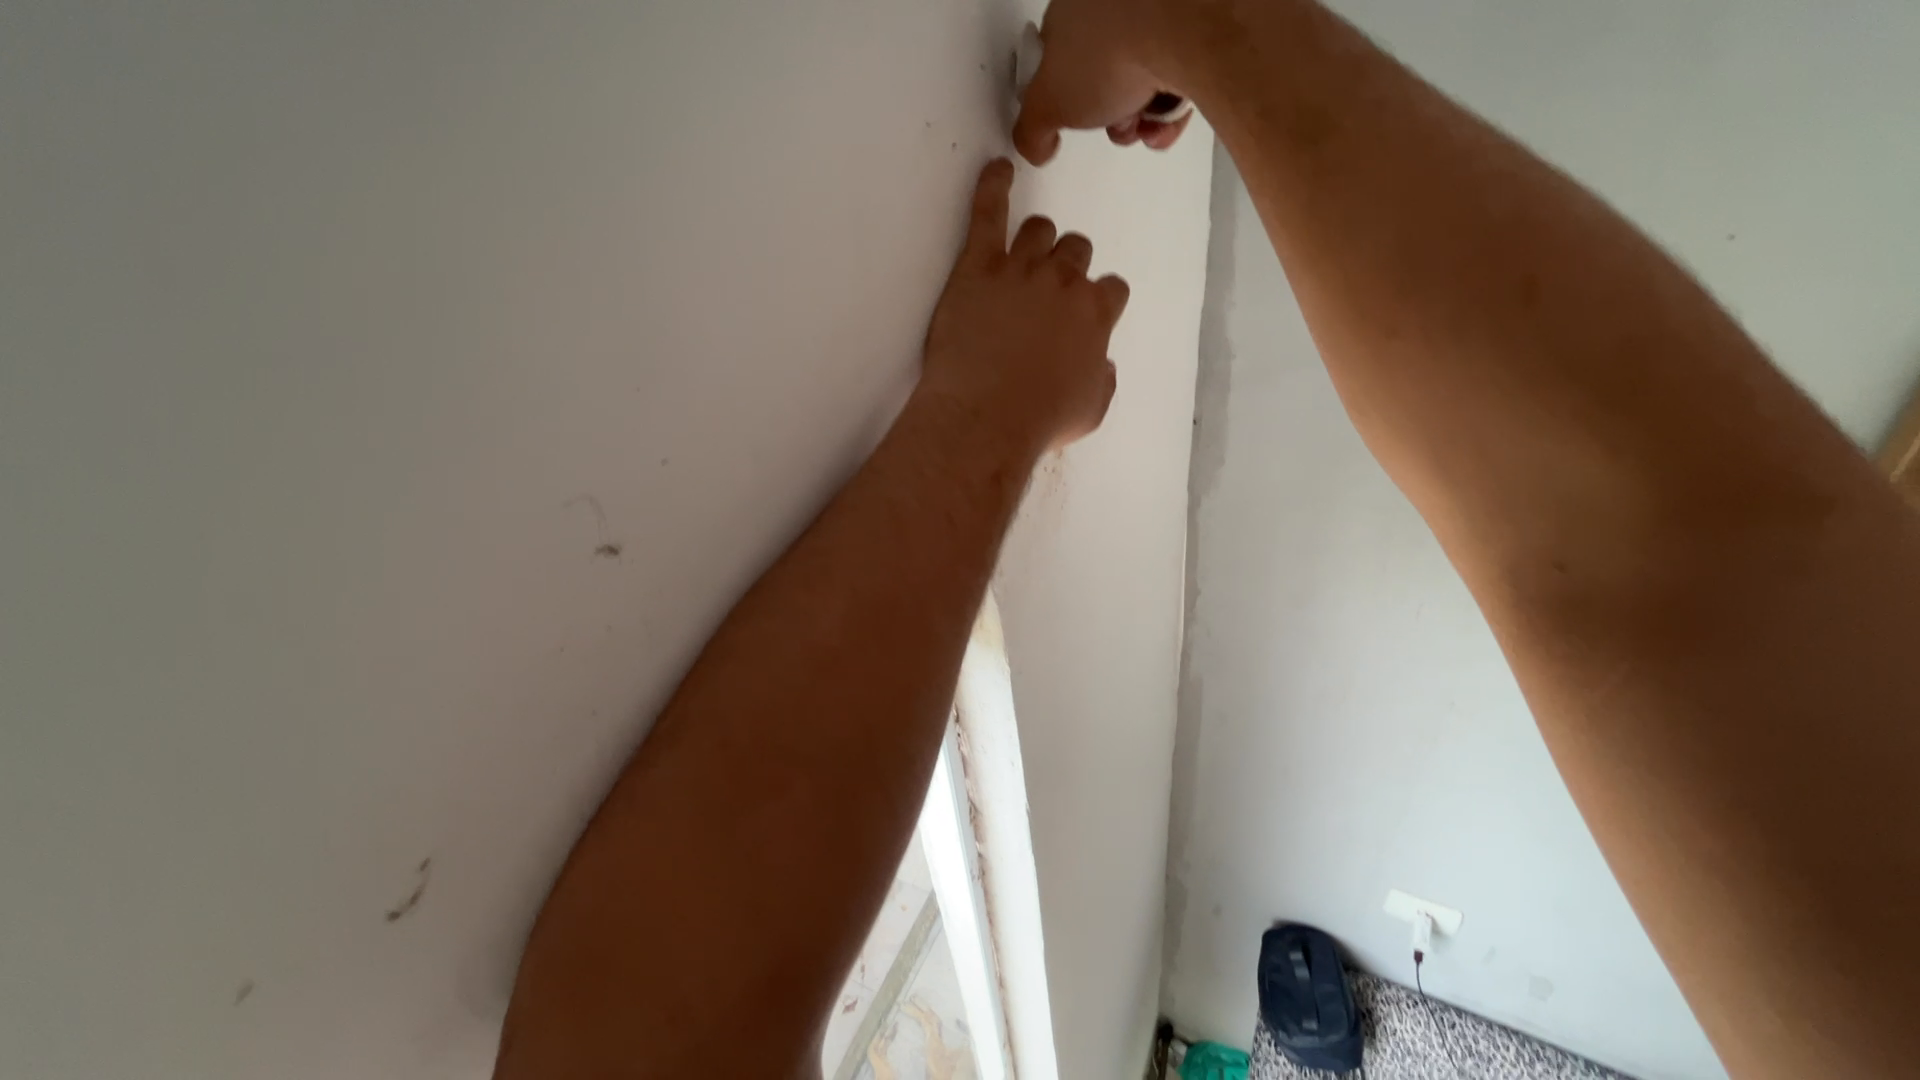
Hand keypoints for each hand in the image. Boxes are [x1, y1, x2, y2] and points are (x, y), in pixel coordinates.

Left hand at [918, 159, 1129, 452]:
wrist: (985, 417)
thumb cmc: (1040, 421)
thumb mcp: (1091, 409)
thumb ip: (1102, 377)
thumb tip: (1102, 362)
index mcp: (1096, 313)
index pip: (1111, 287)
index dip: (1096, 299)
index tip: (1082, 313)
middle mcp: (1064, 280)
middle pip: (1076, 250)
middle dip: (1066, 265)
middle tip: (1046, 291)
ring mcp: (1021, 268)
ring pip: (1040, 230)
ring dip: (1036, 242)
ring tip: (1021, 259)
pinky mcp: (978, 266)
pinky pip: (988, 212)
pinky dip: (993, 186)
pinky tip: (997, 170)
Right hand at [1012, 0, 1197, 164]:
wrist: (1184, 31)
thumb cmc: (1109, 55)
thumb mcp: (1046, 106)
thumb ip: (1030, 130)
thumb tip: (1037, 146)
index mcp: (1070, 8)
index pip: (1057, 54)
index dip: (1064, 96)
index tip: (1074, 118)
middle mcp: (1113, 2)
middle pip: (1105, 72)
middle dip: (1110, 113)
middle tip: (1117, 125)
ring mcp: (1156, 10)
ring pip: (1144, 73)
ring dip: (1142, 116)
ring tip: (1148, 125)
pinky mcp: (1194, 23)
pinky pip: (1180, 67)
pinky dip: (1174, 100)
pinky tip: (1170, 118)